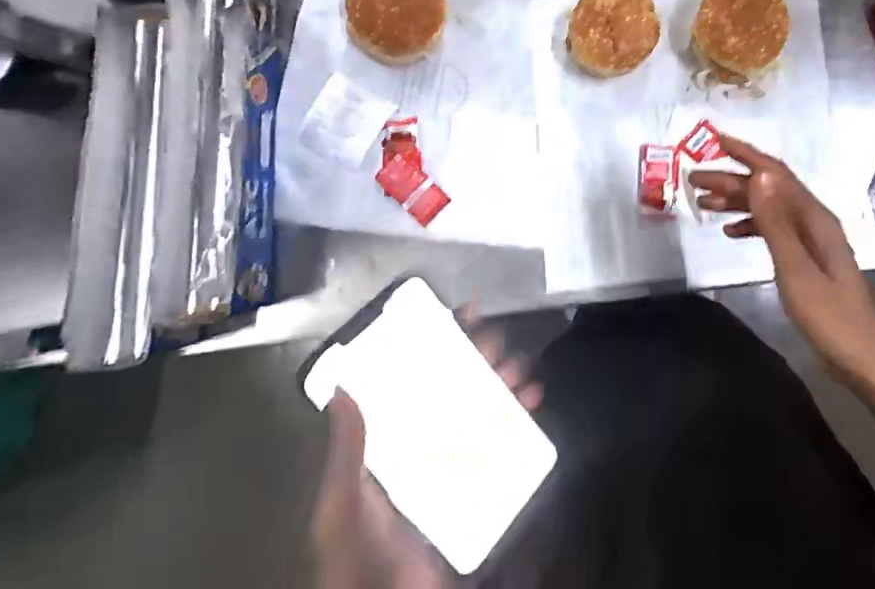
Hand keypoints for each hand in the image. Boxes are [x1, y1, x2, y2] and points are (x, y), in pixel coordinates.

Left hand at [310, 312, 542, 588]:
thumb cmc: (360, 560)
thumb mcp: (343, 510)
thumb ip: (346, 457)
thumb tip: (342, 390)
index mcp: (389, 436)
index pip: (417, 375)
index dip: (441, 339)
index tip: (464, 313)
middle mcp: (424, 438)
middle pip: (458, 381)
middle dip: (481, 356)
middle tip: (495, 346)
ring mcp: (454, 460)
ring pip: (485, 403)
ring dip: (506, 380)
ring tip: (520, 372)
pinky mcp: (480, 484)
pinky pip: (504, 440)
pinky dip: (521, 415)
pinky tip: (533, 401)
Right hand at [689, 133, 874, 391]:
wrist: (871, 364)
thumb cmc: (833, 319)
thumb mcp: (797, 271)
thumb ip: (775, 223)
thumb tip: (757, 174)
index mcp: (814, 218)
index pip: (775, 173)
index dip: (744, 154)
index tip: (713, 140)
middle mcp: (814, 221)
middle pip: (769, 188)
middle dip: (731, 179)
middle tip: (693, 179)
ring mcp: (813, 241)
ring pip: (770, 208)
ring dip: (738, 201)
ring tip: (703, 203)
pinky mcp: (809, 260)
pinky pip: (774, 229)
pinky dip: (751, 225)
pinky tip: (731, 232)